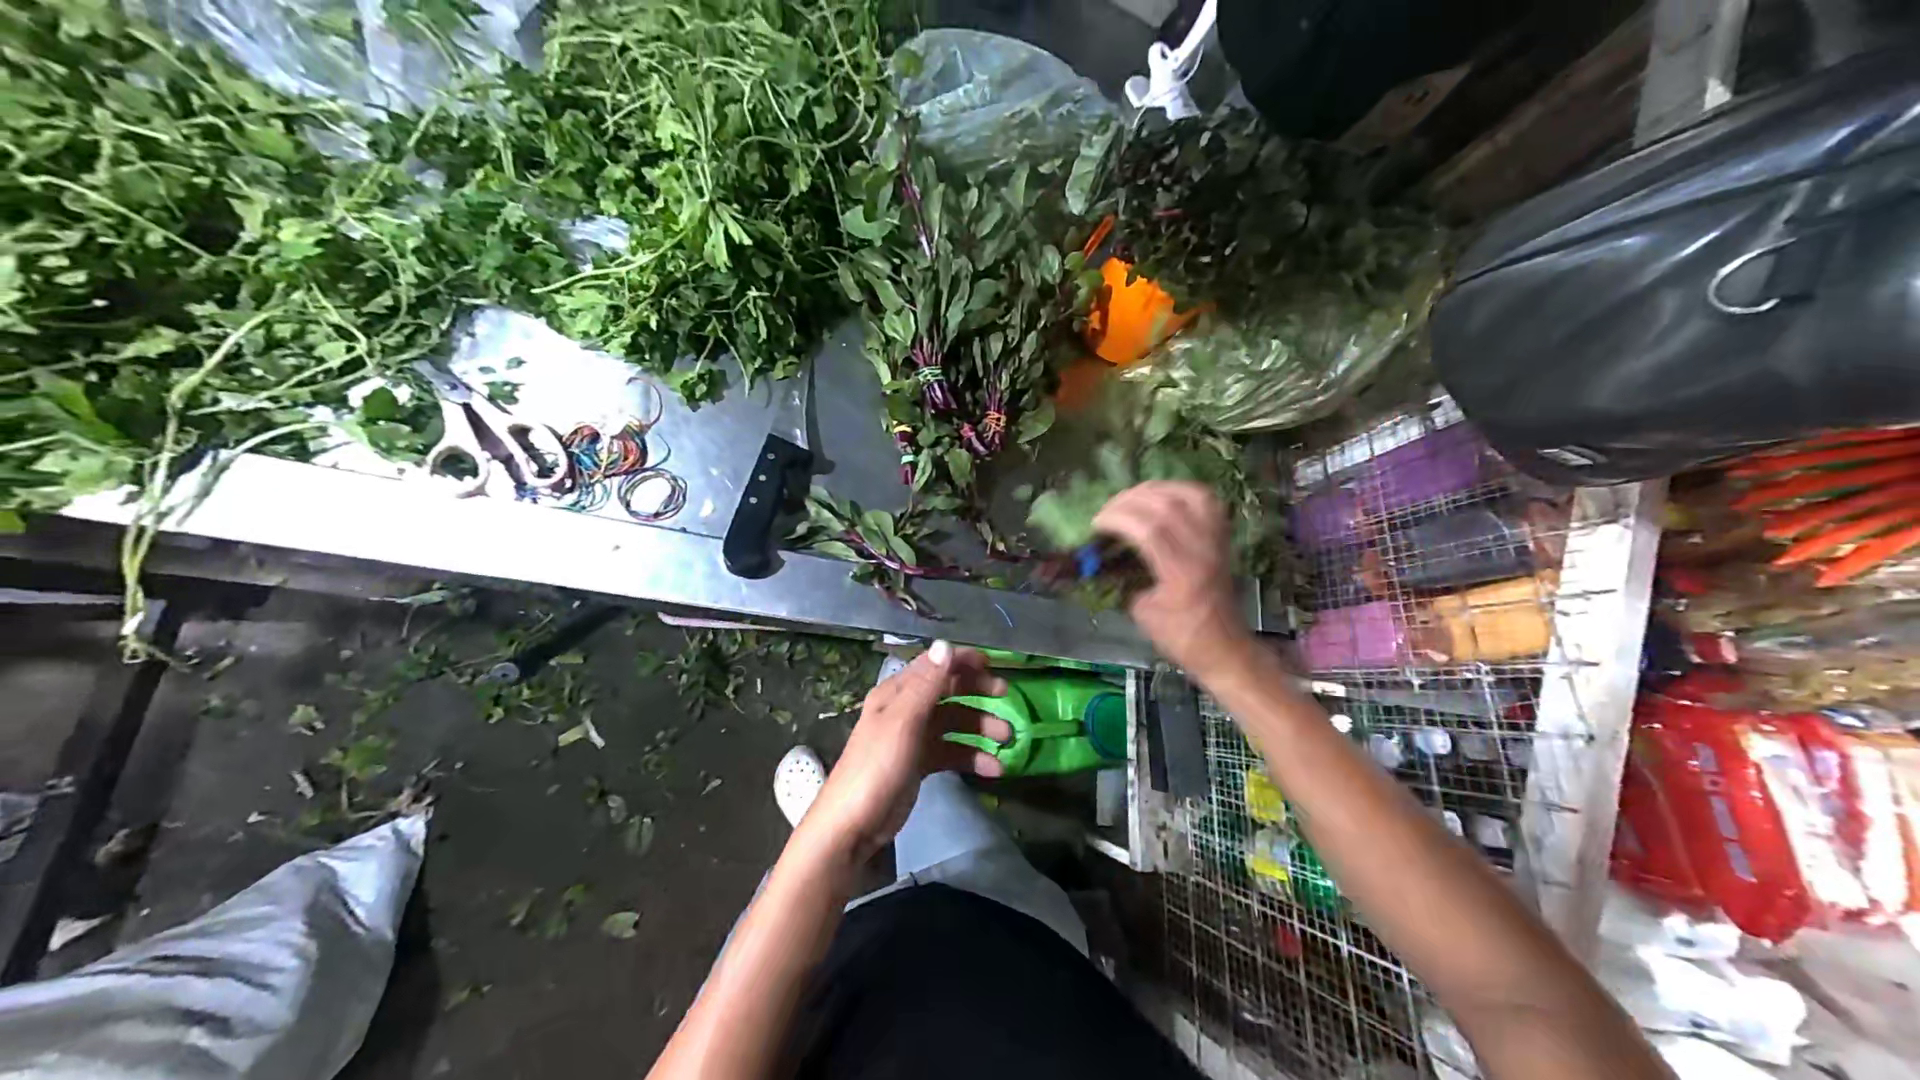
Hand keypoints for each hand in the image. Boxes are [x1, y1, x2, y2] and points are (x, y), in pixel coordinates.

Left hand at [796, 641, 1009, 862]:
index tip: (993, 665)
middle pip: (948, 692)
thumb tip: (945, 645)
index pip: (934, 665)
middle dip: (977, 693)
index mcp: (897, 693)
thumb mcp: (903, 722)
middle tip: (1006, 697)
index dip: (962, 661)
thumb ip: (927, 684)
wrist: (853, 825)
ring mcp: (913, 737)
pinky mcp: (919, 764)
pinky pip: (952, 752)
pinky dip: (973, 757)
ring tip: (1007, 739)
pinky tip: (994, 769)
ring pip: (954, 723)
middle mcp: (905, 709)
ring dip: (980, 727)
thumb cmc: (877, 767)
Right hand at [1092, 481, 1251, 675]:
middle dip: (1128, 501)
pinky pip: (1205, 499)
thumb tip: (1107, 558)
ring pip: (1186, 495)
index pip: (1149, 529)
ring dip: (1152, 490)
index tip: (1095, 523)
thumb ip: (1127, 579)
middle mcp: (1203, 549)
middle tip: (1106, 510)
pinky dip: (1179, 490)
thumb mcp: (1143, 613)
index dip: (1117, 518)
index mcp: (1182, 573)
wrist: (1225, 648)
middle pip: (1166, 505)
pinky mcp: (1222, 536)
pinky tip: (1160, 495)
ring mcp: (1216, 539)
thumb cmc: (1181, 637)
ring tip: (1128, 498)